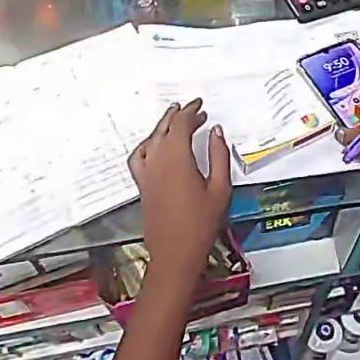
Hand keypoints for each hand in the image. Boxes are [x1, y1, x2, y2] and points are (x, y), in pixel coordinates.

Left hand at [129, 99, 231, 278]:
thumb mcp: (219, 189)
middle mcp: (157, 161)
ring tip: (175, 119)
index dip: (191, 111)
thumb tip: (217, 132)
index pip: (181, 124)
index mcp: (177, 158)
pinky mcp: (142, 185)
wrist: (175, 253)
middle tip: (193, 109)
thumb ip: (218, 156)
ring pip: (151, 140)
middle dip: (179, 115)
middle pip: (165, 129)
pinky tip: (155, 145)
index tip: (201, 106)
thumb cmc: (201, 224)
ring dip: (163, 127)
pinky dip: (147, 145)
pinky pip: (139, 156)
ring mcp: (146, 173)